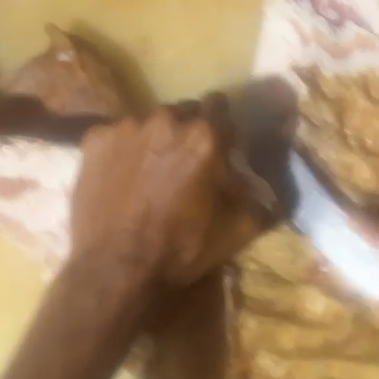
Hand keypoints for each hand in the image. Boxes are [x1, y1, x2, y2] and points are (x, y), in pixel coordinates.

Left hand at [70, 101, 266, 289]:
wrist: (114, 273)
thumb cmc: (180, 250)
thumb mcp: (236, 232)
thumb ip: (265, 205)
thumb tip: (282, 195)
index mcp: (206, 135)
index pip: (220, 104)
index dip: (221, 124)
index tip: (219, 144)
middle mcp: (168, 119)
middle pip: (185, 111)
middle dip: (188, 132)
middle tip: (184, 164)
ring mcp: (128, 126)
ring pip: (150, 122)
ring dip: (156, 140)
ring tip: (150, 173)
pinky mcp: (96, 139)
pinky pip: (117, 135)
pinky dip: (123, 150)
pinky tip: (121, 178)